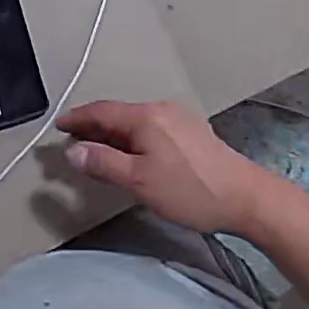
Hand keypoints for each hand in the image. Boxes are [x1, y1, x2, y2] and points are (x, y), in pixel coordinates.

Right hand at [57, 99, 292, 236]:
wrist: (248, 198)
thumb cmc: (192, 191)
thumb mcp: (140, 182)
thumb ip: (104, 164)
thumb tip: (74, 152)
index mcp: (144, 117)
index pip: (100, 111)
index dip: (77, 118)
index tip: (59, 125)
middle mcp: (160, 109)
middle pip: (117, 113)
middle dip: (93, 125)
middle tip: (74, 138)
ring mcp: (178, 118)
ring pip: (134, 119)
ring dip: (113, 131)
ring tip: (98, 147)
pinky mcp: (191, 130)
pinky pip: (149, 125)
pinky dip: (132, 135)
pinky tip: (132, 151)